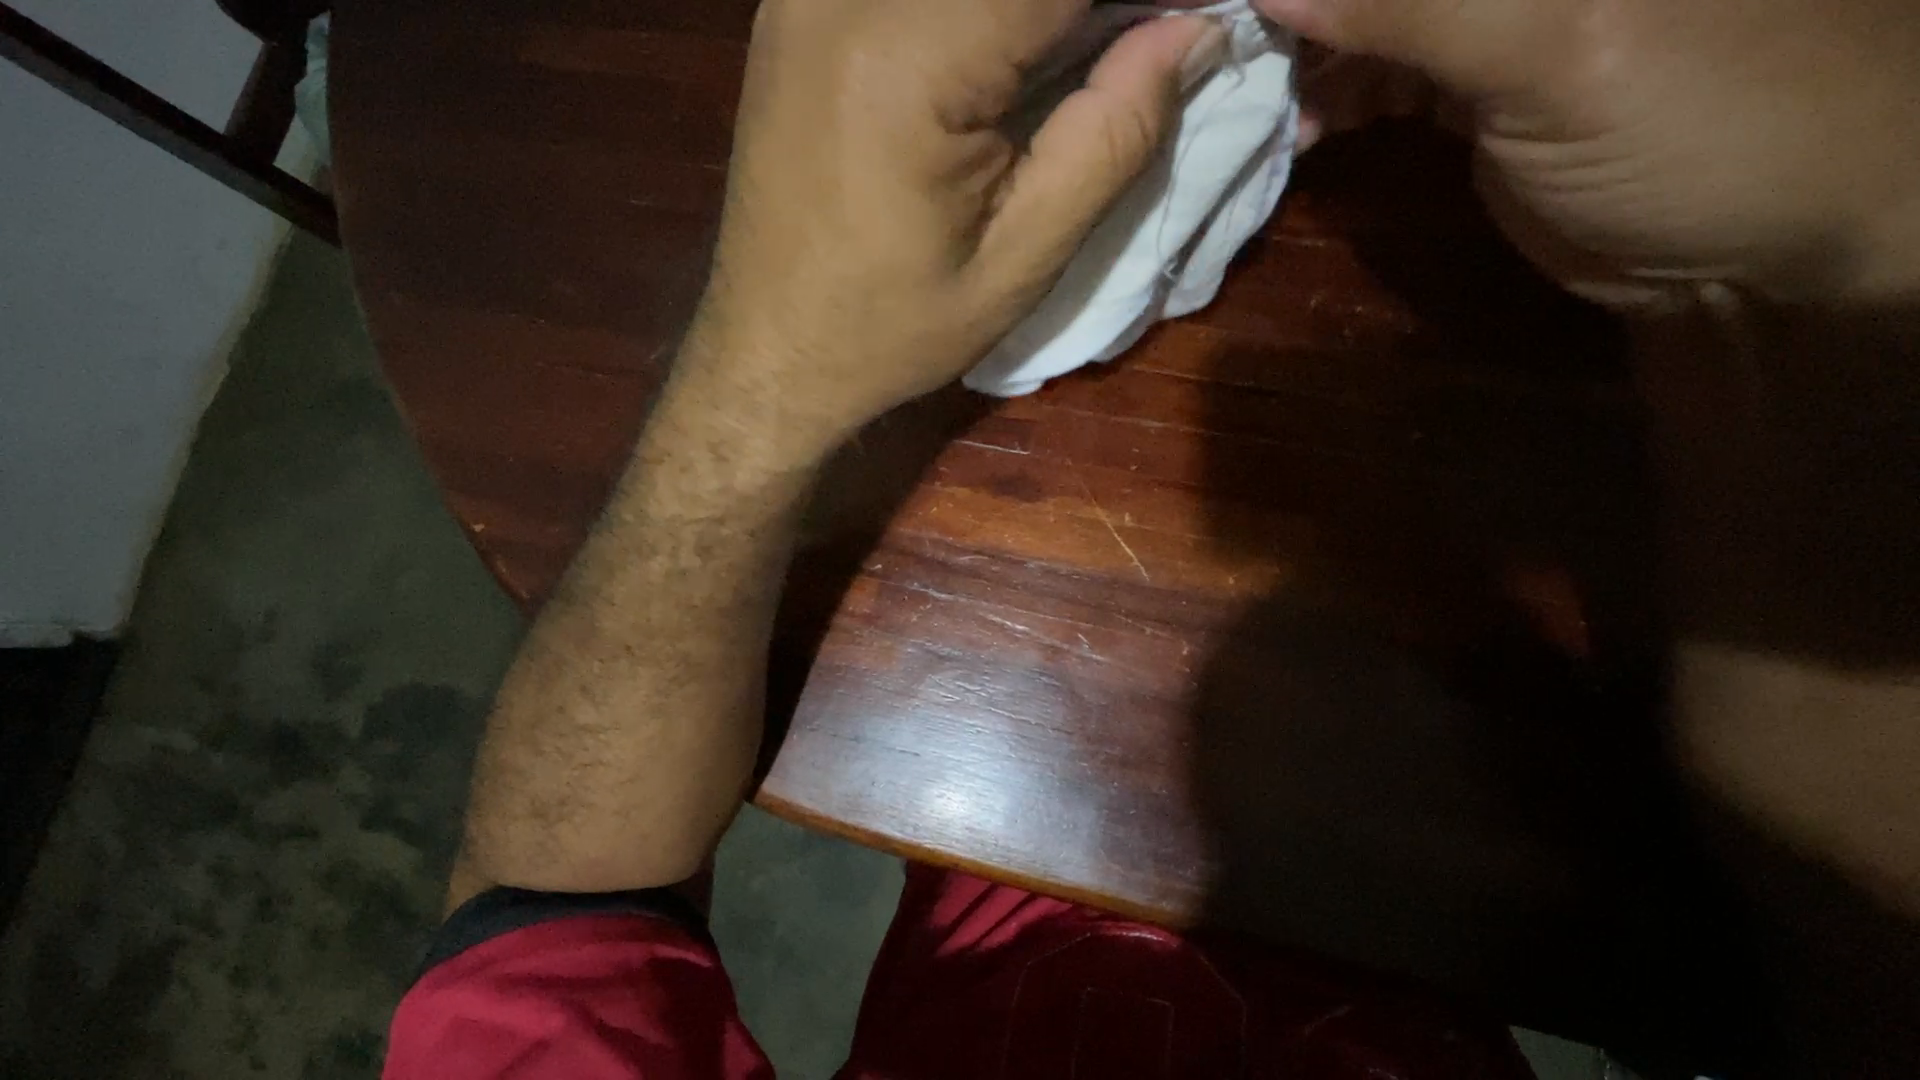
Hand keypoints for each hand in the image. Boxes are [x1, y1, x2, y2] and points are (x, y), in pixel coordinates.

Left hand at [684, 0, 1221, 452]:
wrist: (766, 350)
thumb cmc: (888, 333)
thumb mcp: (1017, 263)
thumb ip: (1111, 135)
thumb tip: (1193, 30)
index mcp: (909, 59)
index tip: (1193, 23)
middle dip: (1088, 5)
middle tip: (1140, 46)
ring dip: (1041, 11)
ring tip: (1081, 59)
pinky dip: (988, 13)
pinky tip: (1014, 53)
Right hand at [1257, 0, 1919, 307]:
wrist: (1754, 245)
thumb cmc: (1692, 123)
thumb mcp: (1549, 48)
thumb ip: (1409, 5)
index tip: (1218, 4)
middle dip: (1291, 11)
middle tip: (1213, 50)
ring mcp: (1490, 25)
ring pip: (1367, 23)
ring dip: (1300, 59)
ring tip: (1243, 102)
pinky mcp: (1472, 93)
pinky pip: (1380, 80)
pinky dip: (1332, 104)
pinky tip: (1296, 131)